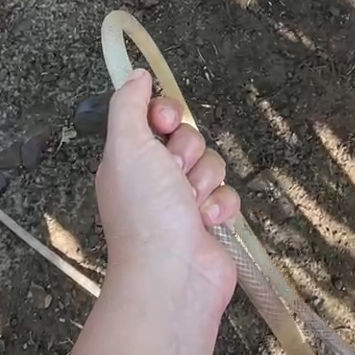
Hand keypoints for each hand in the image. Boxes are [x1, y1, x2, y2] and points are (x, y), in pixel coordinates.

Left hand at [95, 70, 241, 319]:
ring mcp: (182, 202)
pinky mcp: (209, 222)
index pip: (153, 116)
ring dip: (205, 180)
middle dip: (188, 151)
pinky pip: (226, 193)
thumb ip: (128, 105)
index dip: (165, 113)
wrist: (172, 278)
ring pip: (210, 163)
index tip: (165, 122)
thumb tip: (136, 75)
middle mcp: (153, 178)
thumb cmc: (145, 212)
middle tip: (174, 173)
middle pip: (186, 136)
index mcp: (128, 159)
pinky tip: (207, 223)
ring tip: (191, 205)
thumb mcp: (127, 147)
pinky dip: (220, 205)